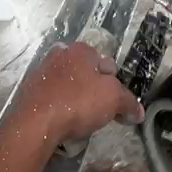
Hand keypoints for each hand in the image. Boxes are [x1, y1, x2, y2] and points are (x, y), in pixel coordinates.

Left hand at [9, 42, 145, 144]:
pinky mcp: (32, 89)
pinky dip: (61, 106)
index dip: (116, 85)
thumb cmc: (77, 102)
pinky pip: (54, 96)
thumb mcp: (113, 99)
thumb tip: (138, 111)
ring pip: (69, 84)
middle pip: (87, 72)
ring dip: (77, 97)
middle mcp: (62, 54)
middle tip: (101, 112)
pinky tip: (63, 120)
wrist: (35, 121)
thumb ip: (128, 102)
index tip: (118, 106)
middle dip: (95, 90)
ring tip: (81, 119)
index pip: (108, 64)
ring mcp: (44, 70)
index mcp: (82, 50)